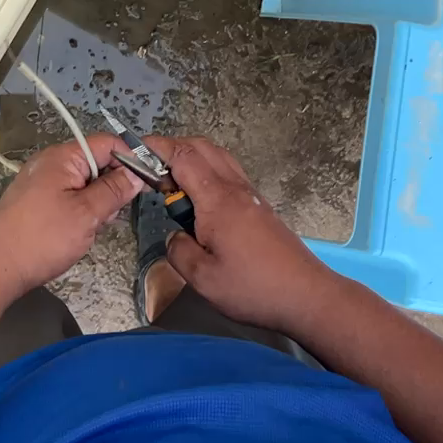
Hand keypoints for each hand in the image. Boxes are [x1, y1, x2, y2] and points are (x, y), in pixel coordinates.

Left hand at [0, 135, 143, 296]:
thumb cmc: (42, 238)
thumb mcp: (87, 214)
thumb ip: (114, 190)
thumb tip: (136, 173)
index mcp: (63, 157)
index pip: (106, 142)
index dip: (130, 158)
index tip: (147, 182)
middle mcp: (51, 162)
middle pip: (95, 161)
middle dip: (112, 185)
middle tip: (113, 214)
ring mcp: (41, 181)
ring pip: (83, 182)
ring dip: (96, 202)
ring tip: (93, 228)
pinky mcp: (35, 201)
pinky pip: (68, 196)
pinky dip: (81, 210)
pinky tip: (79, 232)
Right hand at [147, 136, 342, 334]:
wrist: (307, 295)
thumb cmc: (254, 288)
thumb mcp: (203, 279)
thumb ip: (178, 251)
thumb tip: (174, 237)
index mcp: (217, 199)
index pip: (182, 156)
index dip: (156, 149)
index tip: (135, 153)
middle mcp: (234, 187)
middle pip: (200, 147)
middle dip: (171, 148)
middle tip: (150, 168)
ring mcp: (249, 194)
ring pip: (217, 156)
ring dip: (191, 157)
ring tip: (172, 182)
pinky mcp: (258, 205)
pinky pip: (228, 171)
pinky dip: (207, 170)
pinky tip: (199, 198)